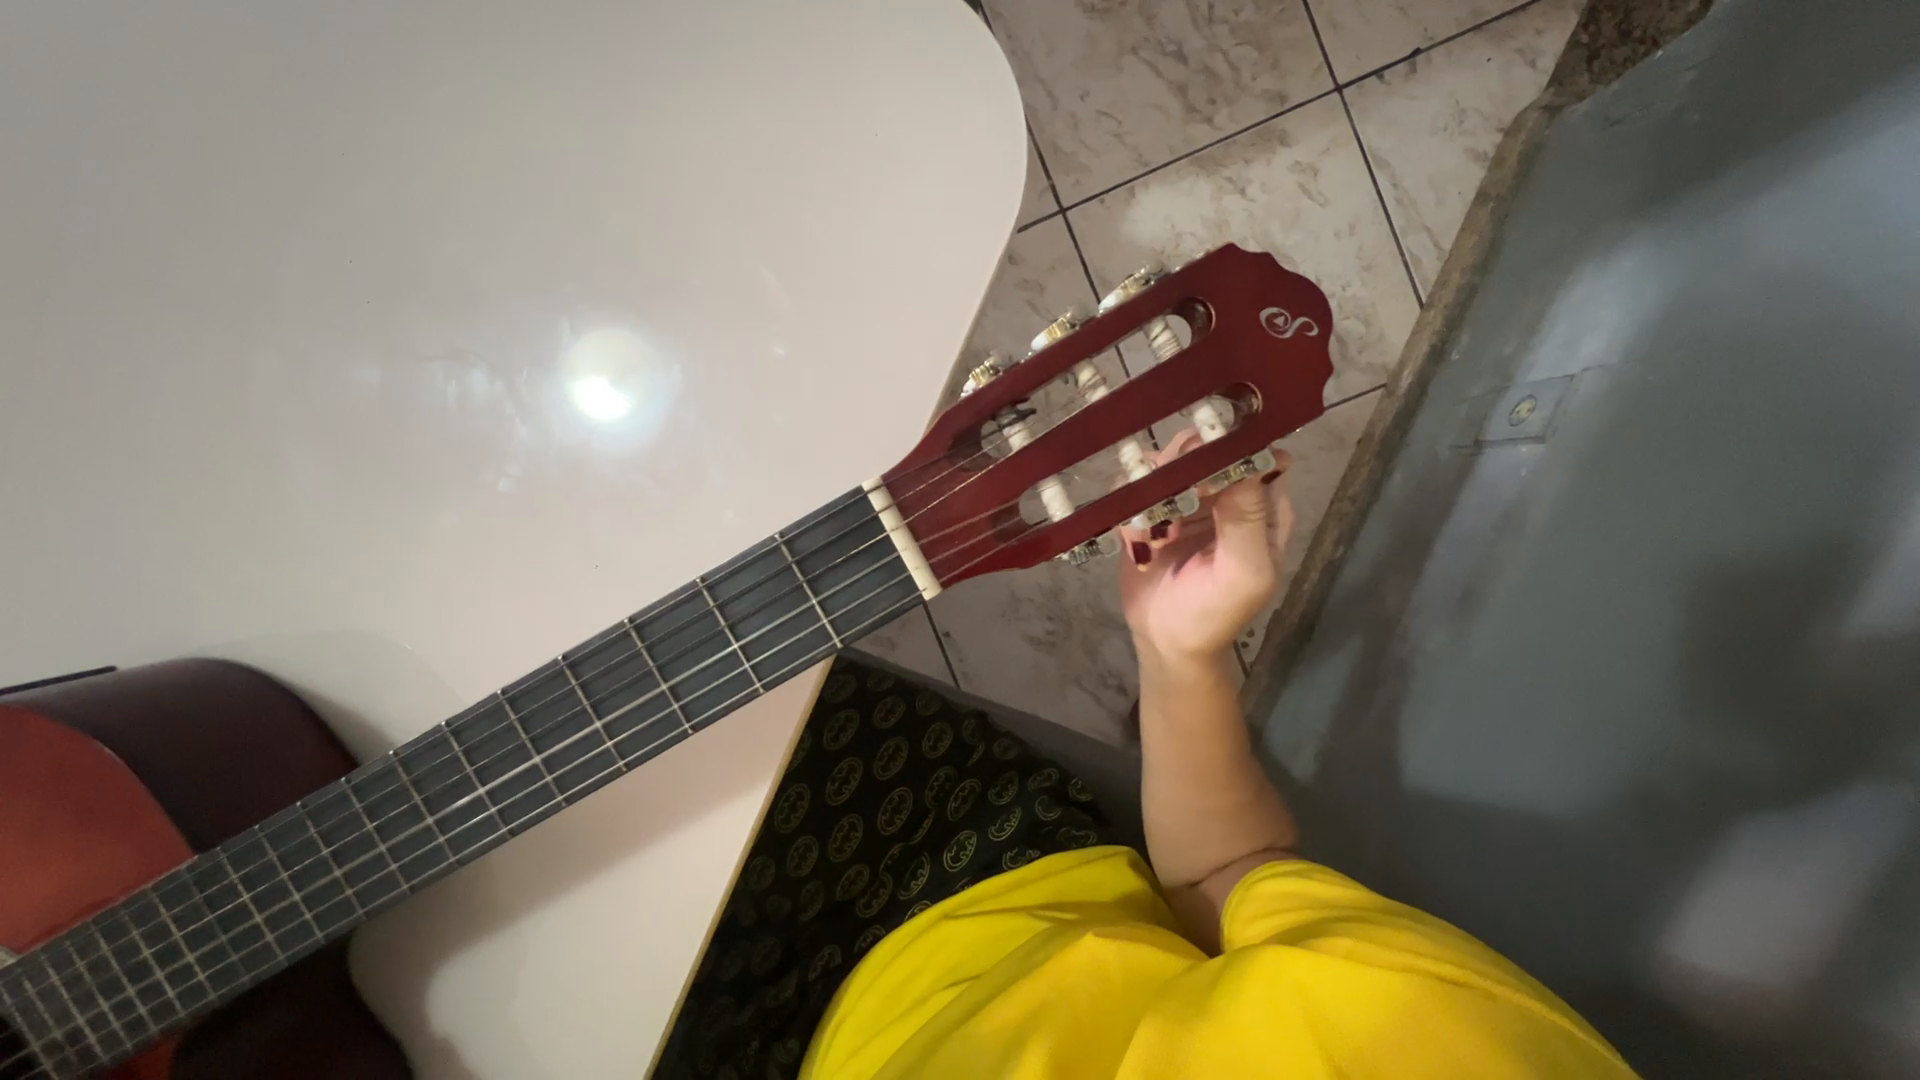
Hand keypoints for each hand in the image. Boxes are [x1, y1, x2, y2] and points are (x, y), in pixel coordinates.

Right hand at [1117, 429, 1294, 669]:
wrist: (1166, 642)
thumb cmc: (1215, 612)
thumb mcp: (1244, 571)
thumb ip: (1246, 518)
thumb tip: (1245, 460)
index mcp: (1263, 508)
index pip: (1259, 455)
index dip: (1234, 446)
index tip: (1207, 455)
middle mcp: (1225, 497)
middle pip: (1207, 450)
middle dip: (1185, 459)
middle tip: (1169, 481)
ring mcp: (1186, 502)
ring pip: (1168, 462)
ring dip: (1153, 481)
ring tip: (1149, 512)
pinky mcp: (1150, 513)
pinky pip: (1137, 488)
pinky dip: (1131, 504)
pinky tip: (1135, 536)